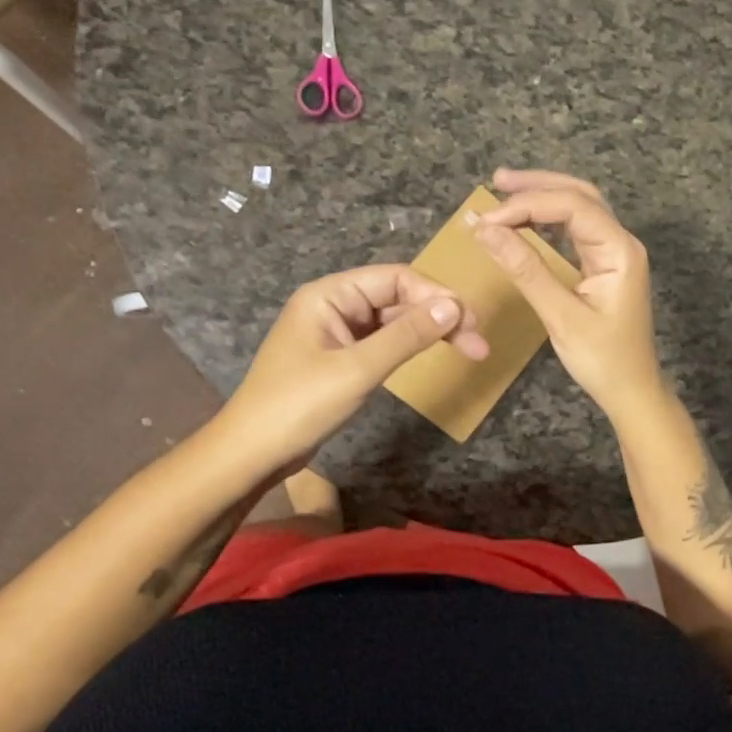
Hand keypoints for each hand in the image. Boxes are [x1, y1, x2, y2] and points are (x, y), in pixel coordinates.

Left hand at [213, 266, 487, 472]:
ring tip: (468, 350)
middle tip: (478, 343)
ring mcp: (336, 333)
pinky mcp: (340, 359)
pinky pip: (383, 342)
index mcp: (329, 295)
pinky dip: (411, 347)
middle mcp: (333, 306)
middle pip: (398, 297)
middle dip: (439, 315)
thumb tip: (454, 306)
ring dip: (429, 332)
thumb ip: (407, 335)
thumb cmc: (299, 405)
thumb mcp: (358, 369)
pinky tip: (431, 356)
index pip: (395, 278)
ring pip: (394, 321)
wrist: (252, 452)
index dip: (437, 295)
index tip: (472, 321)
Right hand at [475, 169, 662, 415]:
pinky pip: (579, 231)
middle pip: (580, 195)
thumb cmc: (602, 360)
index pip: (572, 206)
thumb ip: (525, 270)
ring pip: (580, 209)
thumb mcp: (560, 317)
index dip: (527, 204)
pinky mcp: (607, 268)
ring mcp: (617, 255)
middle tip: (495, 183)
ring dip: (544, 198)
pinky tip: (527, 220)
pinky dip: (551, 220)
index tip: (488, 219)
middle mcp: (622, 244)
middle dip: (538, 186)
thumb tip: (486, 230)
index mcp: (619, 252)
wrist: (632, 391)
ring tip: (504, 191)